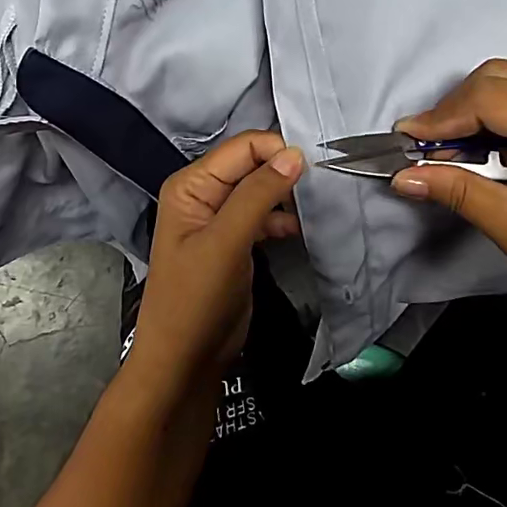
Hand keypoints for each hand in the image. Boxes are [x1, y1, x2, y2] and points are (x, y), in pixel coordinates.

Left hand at [132, 131, 303, 383]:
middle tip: (321, 185)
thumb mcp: (226, 243)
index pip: (242, 147)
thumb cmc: (195, 300)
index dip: (277, 151)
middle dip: (285, 171)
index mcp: (191, 185)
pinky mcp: (235, 241)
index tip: (314, 168)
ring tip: (316, 206)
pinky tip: (301, 228)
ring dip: (287, 195)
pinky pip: (263, 215)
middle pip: (252, 165)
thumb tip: (294, 154)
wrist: (185, 359)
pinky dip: (282, 218)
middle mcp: (204, 194)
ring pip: (261, 190)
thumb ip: (258, 195)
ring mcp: (220, 219)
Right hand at [390, 59, 506, 327]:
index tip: (404, 141)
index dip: (443, 117)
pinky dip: (503, 125)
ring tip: (453, 158)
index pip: (497, 96)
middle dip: (457, 112)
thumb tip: (406, 176)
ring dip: (478, 118)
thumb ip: (463, 194)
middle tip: (425, 151)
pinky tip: (490, 158)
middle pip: (505, 78)